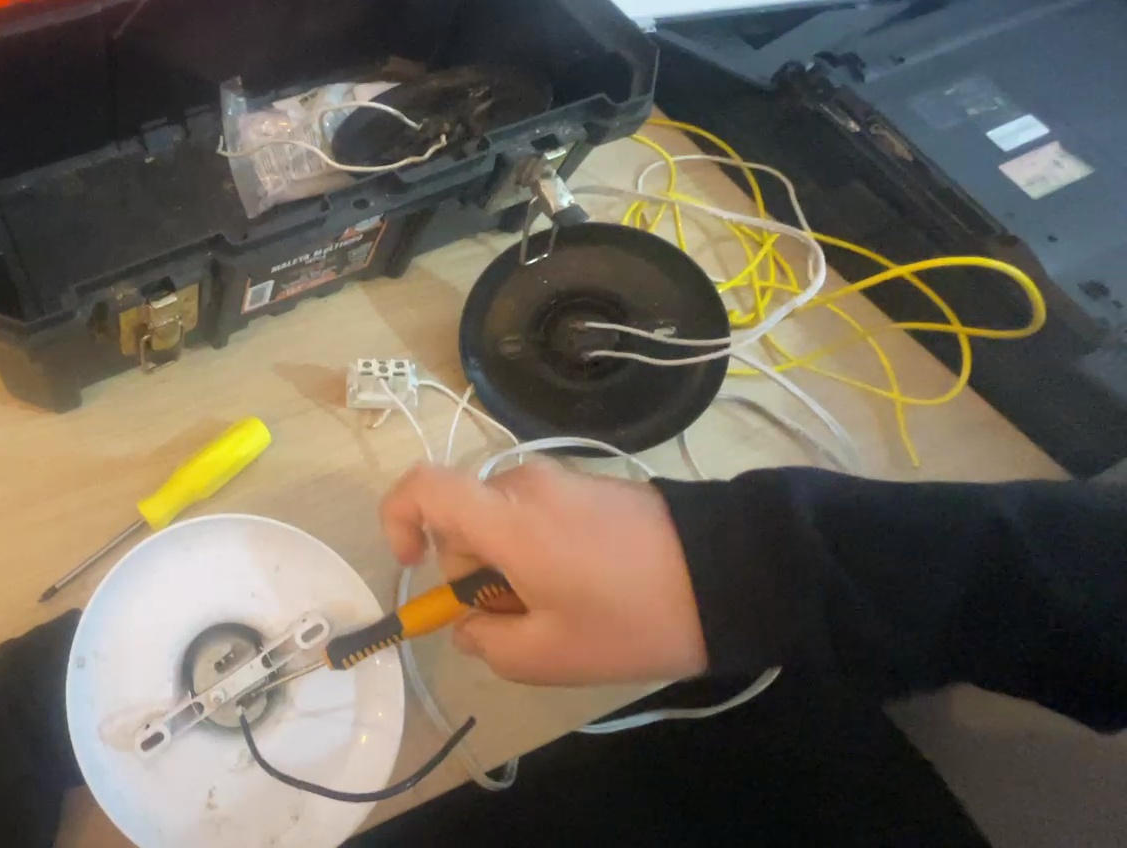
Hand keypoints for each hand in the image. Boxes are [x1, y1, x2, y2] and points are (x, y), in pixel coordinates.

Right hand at [380, 459, 705, 685]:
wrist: (735, 571)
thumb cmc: (633, 614)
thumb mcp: (554, 654)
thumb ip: (489, 644)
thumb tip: (466, 625)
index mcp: (503, 517)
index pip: (420, 487)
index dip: (397, 519)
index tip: (412, 563)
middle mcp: (517, 482)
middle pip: (459, 519)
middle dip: (473, 570)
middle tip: (523, 615)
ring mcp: (552, 478)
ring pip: (494, 520)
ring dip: (506, 562)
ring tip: (562, 603)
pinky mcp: (580, 482)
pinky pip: (529, 512)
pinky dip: (534, 547)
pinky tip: (583, 581)